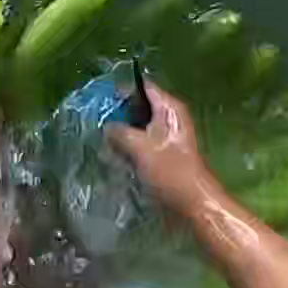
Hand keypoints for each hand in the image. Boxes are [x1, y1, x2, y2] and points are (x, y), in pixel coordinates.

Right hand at [107, 85, 221, 217]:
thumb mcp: (139, 148)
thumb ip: (120, 132)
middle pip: (141, 106)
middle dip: (120, 114)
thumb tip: (107, 126)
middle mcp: (171, 116)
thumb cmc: (168, 170)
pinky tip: (115, 155)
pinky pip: (144, 141)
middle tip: (96, 122)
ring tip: (102, 140)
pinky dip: (131, 145)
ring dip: (124, 132)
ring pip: (141, 125)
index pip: (144, 87)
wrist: (191, 200)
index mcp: (169, 108)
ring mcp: (170, 134)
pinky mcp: (166, 151)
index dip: (123, 91)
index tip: (100, 99)